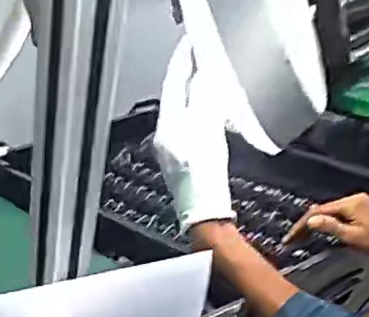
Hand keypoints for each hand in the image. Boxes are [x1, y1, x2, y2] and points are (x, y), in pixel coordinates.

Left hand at [152, 37, 233, 230]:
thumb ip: (201, 97)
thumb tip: (200, 76)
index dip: (183, 61)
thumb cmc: (203, 180)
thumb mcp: (206, 127)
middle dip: (187, 78)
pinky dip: (196, 117)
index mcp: (166, 128)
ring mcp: (169, 155)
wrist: (204, 215)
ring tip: (206, 85)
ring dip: (193, 98)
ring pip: (180, 114)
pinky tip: (206, 117)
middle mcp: (162, 141)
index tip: (192, 47)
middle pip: (174, 99)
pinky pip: (186, 130)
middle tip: (201, 61)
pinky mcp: (179, 165)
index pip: (172, 83)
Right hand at [283, 193, 368, 256]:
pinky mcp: (362, 209)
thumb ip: (331, 227)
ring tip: (301, 238)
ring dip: (315, 223)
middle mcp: (354, 198)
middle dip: (305, 224)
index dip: (301, 225)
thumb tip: (310, 221)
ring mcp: (359, 202)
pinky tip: (319, 231)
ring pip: (330, 211)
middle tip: (291, 241)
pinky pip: (338, 213)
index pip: (319, 211)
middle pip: (323, 209)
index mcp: (350, 203)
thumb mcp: (352, 237)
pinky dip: (326, 222)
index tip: (289, 239)